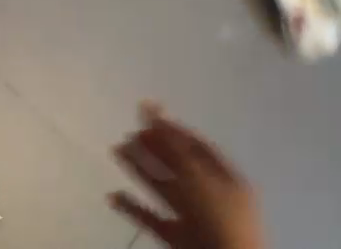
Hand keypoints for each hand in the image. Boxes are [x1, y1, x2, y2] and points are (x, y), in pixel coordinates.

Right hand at [111, 104, 265, 248]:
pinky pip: (151, 216)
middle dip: (152, 147)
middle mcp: (211, 196)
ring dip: (139, 168)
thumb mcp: (197, 175)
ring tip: (116, 150)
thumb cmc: (217, 217)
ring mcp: (194, 218)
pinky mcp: (176, 237)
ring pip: (162, 187)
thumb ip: (171, 142)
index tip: (145, 112)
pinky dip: (132, 206)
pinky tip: (113, 196)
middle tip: (128, 132)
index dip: (172, 128)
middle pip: (178, 165)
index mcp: (227, 179)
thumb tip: (150, 105)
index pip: (198, 146)